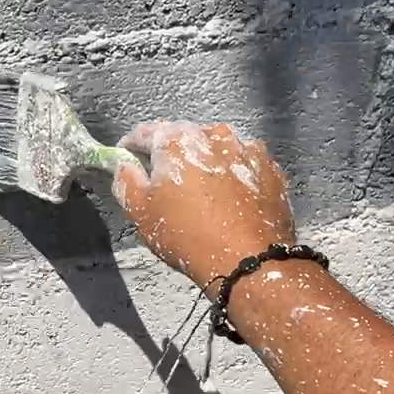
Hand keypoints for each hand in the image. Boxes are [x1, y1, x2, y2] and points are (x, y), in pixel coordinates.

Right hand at [111, 121, 295, 292]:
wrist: (248, 261)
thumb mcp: (140, 212)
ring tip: (199, 189)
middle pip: (183, 137)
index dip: (131, 146)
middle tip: (163, 179)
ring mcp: (246, 149)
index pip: (144, 133)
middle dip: (171, 153)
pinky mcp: (270, 169)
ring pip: (216, 148)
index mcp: (176, 139)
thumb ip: (126, 181)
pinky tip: (228, 197)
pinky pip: (242, 163)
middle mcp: (213, 134)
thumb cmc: (186, 234)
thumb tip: (124, 166)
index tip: (127, 158)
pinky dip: (232, 173)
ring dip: (204, 161)